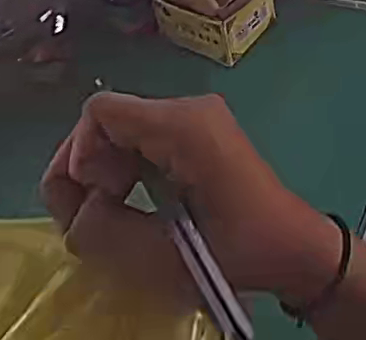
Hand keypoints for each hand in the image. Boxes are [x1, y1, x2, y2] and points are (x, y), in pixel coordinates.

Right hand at [41, 92, 341, 307]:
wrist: (286, 242)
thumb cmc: (233, 249)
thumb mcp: (159, 255)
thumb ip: (104, 228)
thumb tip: (79, 208)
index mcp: (184, 124)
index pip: (101, 112)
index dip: (79, 158)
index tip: (94, 202)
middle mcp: (190, 109)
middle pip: (107, 123)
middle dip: (85, 172)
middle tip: (92, 223)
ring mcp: (196, 119)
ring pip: (121, 135)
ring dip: (103, 179)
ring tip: (113, 223)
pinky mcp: (197, 135)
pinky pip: (141, 144)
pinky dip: (124, 175)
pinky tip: (134, 210)